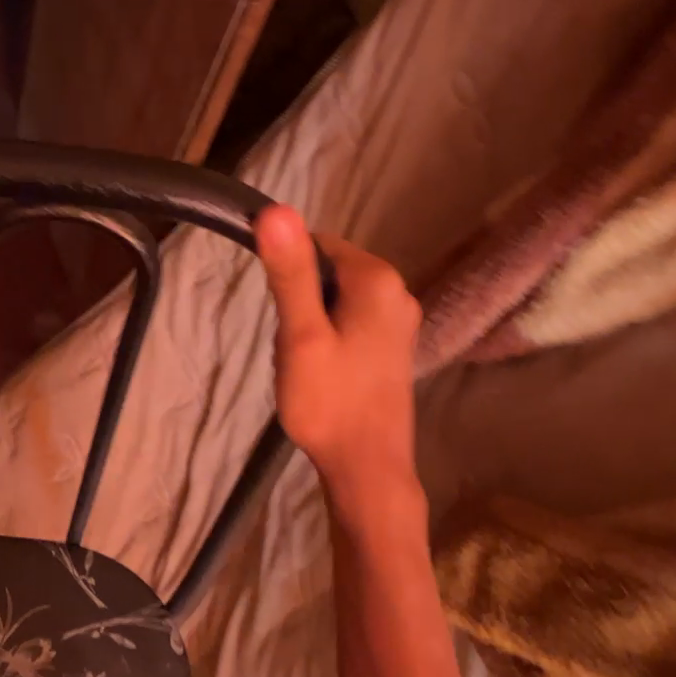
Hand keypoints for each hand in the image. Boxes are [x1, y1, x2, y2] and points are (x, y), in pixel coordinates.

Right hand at [255, 205, 420, 494]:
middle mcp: (399, 292)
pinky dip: (330, 344)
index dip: (288, 276)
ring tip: (306, 369)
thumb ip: (289, 275)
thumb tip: (275, 210)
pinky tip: (323, 377)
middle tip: (291, 350)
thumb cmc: (328, 402)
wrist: (366, 466)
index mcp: (378, 279)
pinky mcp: (395, 350)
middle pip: (330, 275)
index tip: (279, 319)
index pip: (319, 245)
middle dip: (301, 306)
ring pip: (338, 304)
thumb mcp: (300, 336)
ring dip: (312, 328)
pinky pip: (352, 327)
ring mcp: (401, 323)